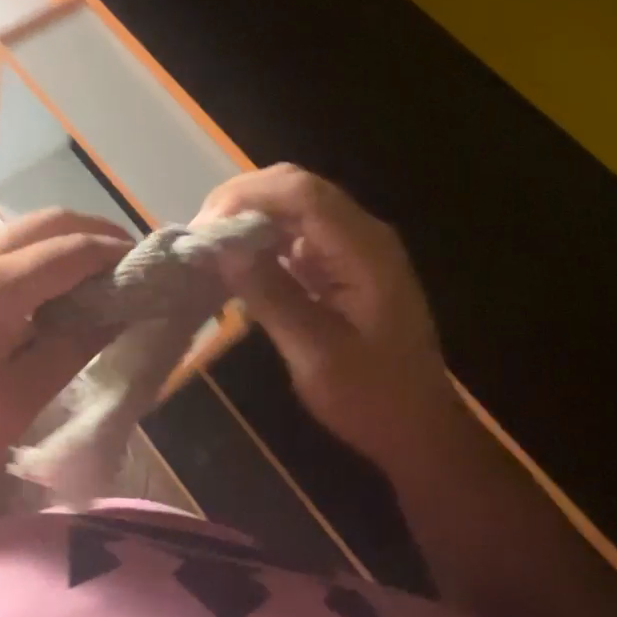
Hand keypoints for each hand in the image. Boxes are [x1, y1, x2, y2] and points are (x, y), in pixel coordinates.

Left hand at [0, 209, 133, 495]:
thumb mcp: (33, 387)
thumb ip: (83, 339)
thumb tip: (128, 308)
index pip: (73, 250)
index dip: (117, 254)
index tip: (154, 267)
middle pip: (53, 221)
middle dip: (99, 233)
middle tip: (136, 263)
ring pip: (34, 227)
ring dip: (74, 238)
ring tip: (111, 270)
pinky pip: (17, 243)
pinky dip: (50, 249)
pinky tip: (71, 280)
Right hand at [196, 164, 459, 447]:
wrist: (418, 430)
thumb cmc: (371, 398)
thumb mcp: (315, 353)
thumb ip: (269, 293)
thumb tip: (220, 247)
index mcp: (364, 249)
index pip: (301, 192)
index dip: (245, 198)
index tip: (204, 231)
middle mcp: (361, 233)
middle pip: (294, 187)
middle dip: (239, 201)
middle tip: (198, 238)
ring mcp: (351, 246)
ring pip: (289, 204)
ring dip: (245, 218)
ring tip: (206, 250)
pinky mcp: (338, 262)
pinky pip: (292, 232)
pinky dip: (258, 239)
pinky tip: (232, 264)